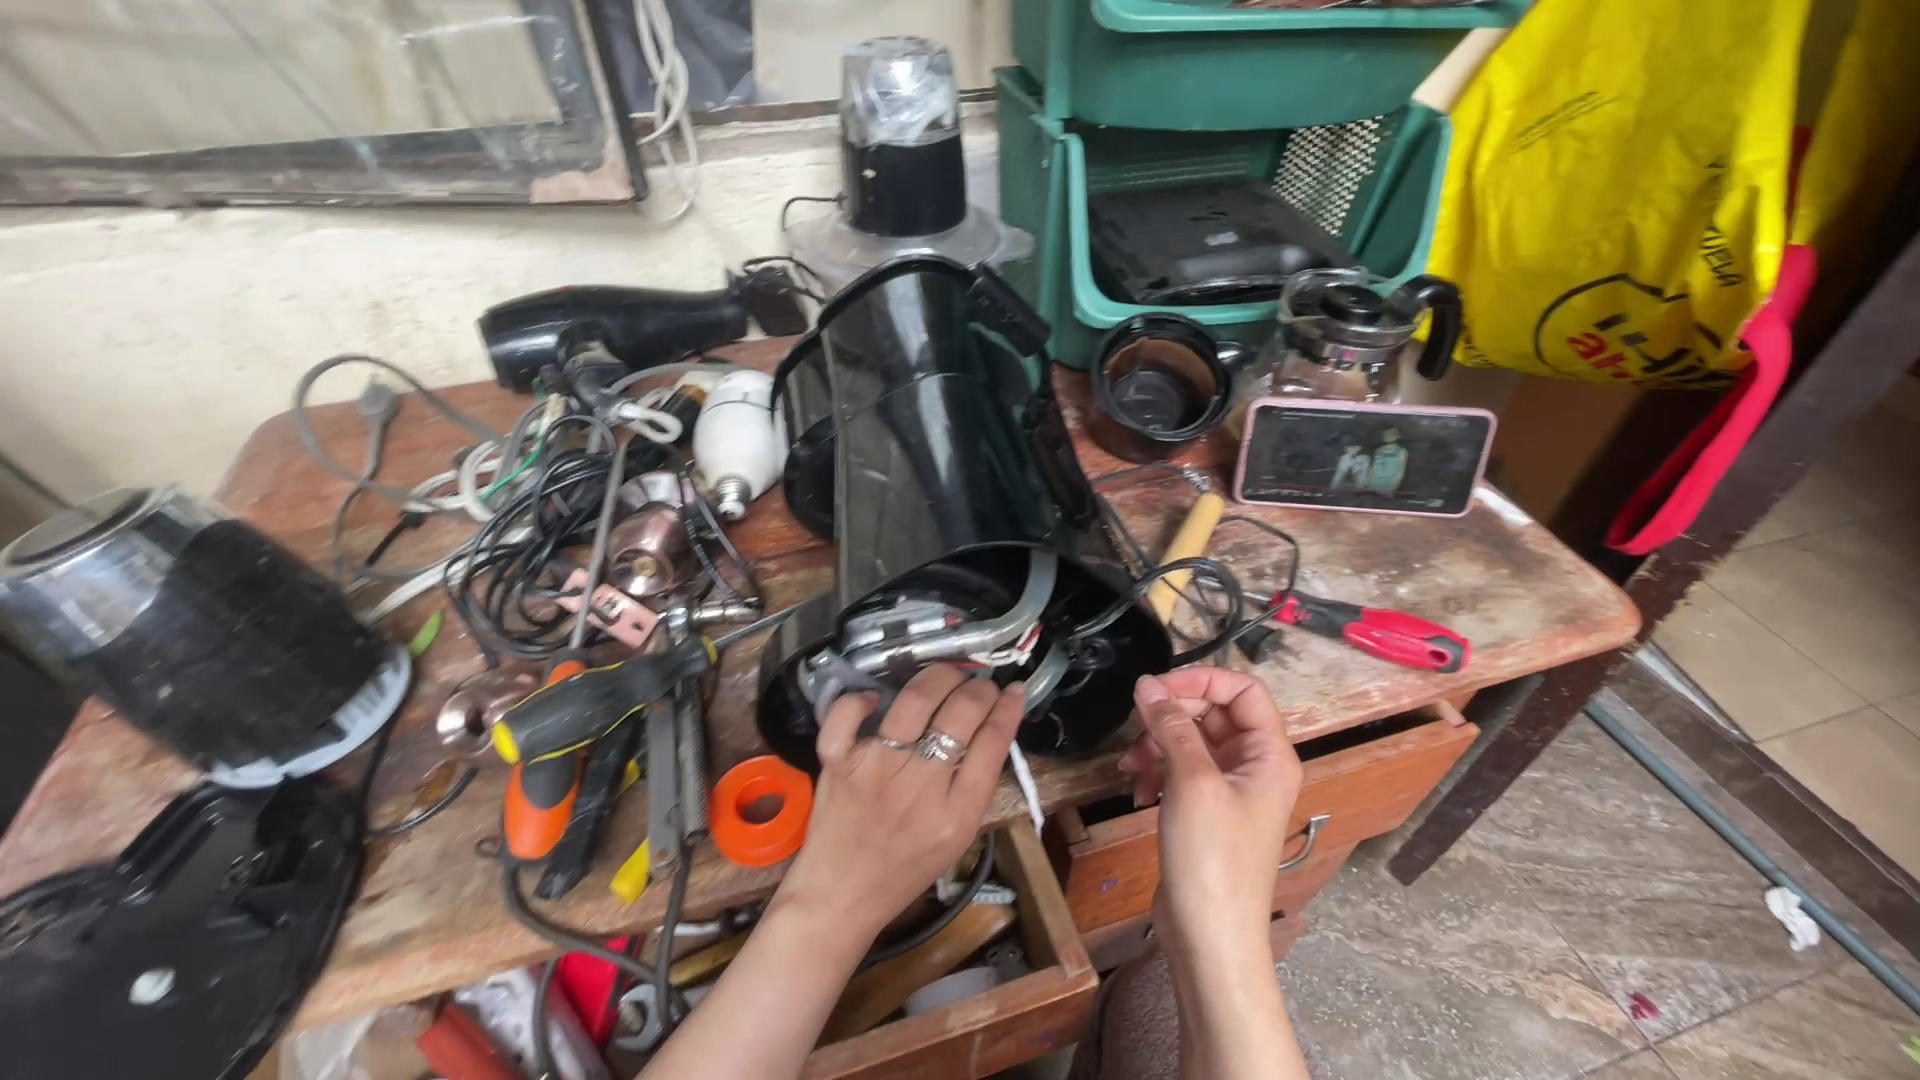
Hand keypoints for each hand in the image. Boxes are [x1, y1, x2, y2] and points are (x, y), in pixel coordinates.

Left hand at [776, 665, 1025, 939]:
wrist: (840, 897)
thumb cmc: (905, 869)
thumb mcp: (958, 837)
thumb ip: (975, 785)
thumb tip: (993, 725)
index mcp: (957, 814)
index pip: (992, 742)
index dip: (1008, 707)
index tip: (1012, 691)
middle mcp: (919, 787)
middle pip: (961, 713)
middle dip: (980, 688)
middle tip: (981, 685)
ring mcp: (875, 770)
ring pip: (914, 701)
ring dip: (938, 677)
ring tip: (946, 677)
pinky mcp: (839, 763)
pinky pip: (846, 716)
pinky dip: (860, 699)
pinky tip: (874, 698)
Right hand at [1119, 667, 1302, 957]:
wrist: (1209, 937)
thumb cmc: (1212, 858)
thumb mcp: (1192, 782)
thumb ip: (1170, 726)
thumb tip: (1147, 683)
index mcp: (1270, 754)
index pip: (1242, 690)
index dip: (1200, 680)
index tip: (1155, 689)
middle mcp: (1255, 766)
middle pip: (1213, 713)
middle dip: (1171, 715)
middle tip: (1134, 728)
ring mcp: (1230, 790)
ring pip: (1192, 740)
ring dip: (1157, 744)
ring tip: (1131, 766)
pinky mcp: (1206, 810)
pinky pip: (1181, 770)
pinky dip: (1157, 771)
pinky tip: (1138, 790)